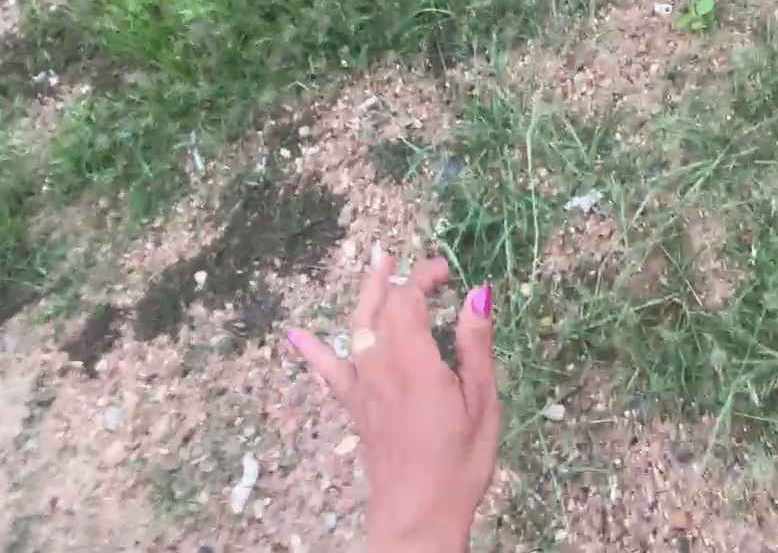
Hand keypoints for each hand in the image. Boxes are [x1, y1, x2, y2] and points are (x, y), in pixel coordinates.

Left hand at [288, 247, 499, 552]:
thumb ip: (476, 346)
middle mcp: (382, 369)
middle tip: (402, 255)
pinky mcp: (356, 410)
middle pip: (379, 309)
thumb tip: (478, 293)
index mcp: (415, 363)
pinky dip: (314, 353)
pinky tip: (296, 336)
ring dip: (365, 294)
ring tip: (374, 265)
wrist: (417, 523)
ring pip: (357, 330)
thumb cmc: (459, 463)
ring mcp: (364, 389)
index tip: (449, 270)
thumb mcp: (481, 402)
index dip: (424, 275)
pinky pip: (330, 375)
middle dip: (392, 277)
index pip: (409, 301)